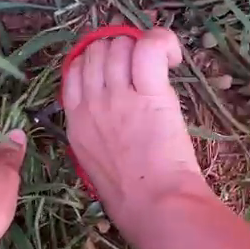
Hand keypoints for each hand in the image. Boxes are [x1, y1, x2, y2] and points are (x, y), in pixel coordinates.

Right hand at [60, 28, 212, 222]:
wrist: (153, 204)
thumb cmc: (130, 196)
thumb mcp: (95, 161)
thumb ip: (97, 131)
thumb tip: (112, 110)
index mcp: (75, 121)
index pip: (76, 68)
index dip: (98, 60)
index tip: (119, 73)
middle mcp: (91, 103)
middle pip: (98, 50)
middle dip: (121, 50)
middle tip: (142, 71)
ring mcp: (117, 96)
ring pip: (121, 44)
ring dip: (141, 48)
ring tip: (161, 68)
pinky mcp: (149, 93)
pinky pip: (149, 47)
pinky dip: (164, 43)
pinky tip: (174, 60)